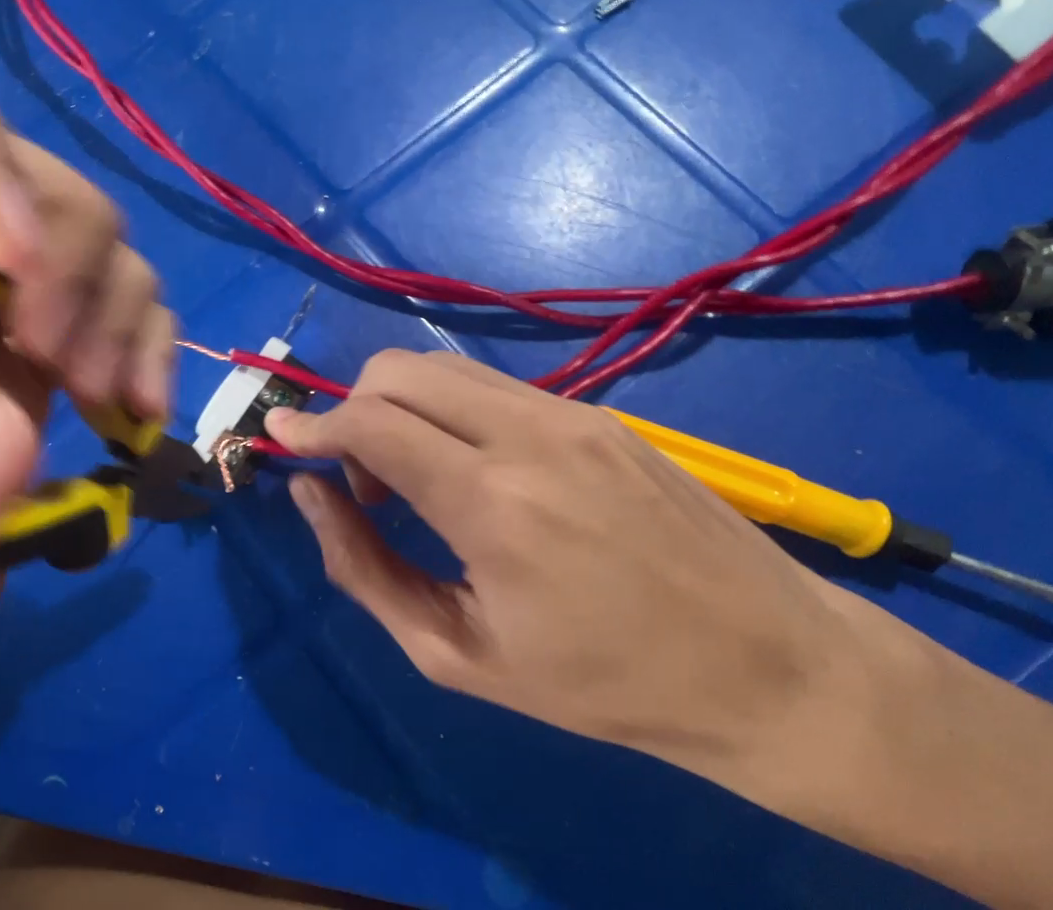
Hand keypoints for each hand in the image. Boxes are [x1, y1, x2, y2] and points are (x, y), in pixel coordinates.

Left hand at [0, 87, 173, 846]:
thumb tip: (9, 424)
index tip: (11, 246)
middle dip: (52, 233)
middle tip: (66, 358)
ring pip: (59, 232)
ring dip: (113, 289)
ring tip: (108, 400)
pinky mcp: (22, 400)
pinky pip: (104, 314)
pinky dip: (145, 339)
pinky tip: (138, 416)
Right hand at [263, 350, 864, 779]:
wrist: (772, 669)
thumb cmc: (602, 685)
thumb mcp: (456, 655)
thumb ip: (363, 569)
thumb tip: (311, 496)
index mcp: (492, 504)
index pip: (370, 423)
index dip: (311, 425)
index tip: (279, 438)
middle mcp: (530, 435)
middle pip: (399, 371)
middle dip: (352, 411)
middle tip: (362, 484)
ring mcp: (575, 415)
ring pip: (445, 368)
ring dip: (400, 406)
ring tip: (416, 480)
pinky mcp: (604, 415)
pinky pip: (495, 389)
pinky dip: (451, 412)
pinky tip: (477, 475)